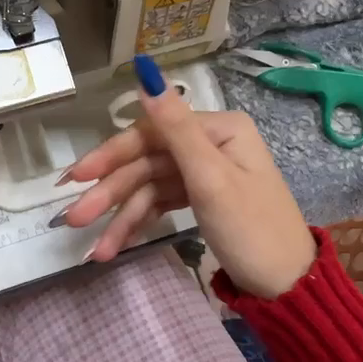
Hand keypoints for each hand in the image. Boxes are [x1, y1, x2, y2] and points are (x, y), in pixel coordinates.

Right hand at [60, 64, 316, 297]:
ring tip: (94, 247)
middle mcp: (211, 143)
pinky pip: (160, 203)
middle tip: (74, 217)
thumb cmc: (253, 230)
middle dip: (111, 191)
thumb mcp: (211, 178)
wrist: (288, 290)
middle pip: (147, 161)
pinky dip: (138, 221)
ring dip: (120, 215)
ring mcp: (206, 172)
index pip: (152, 133)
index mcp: (219, 129)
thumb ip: (175, 126)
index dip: (112, 154)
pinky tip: (114, 245)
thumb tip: (146, 72)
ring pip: (149, 186)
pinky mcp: (202, 199)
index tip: (77, 177)